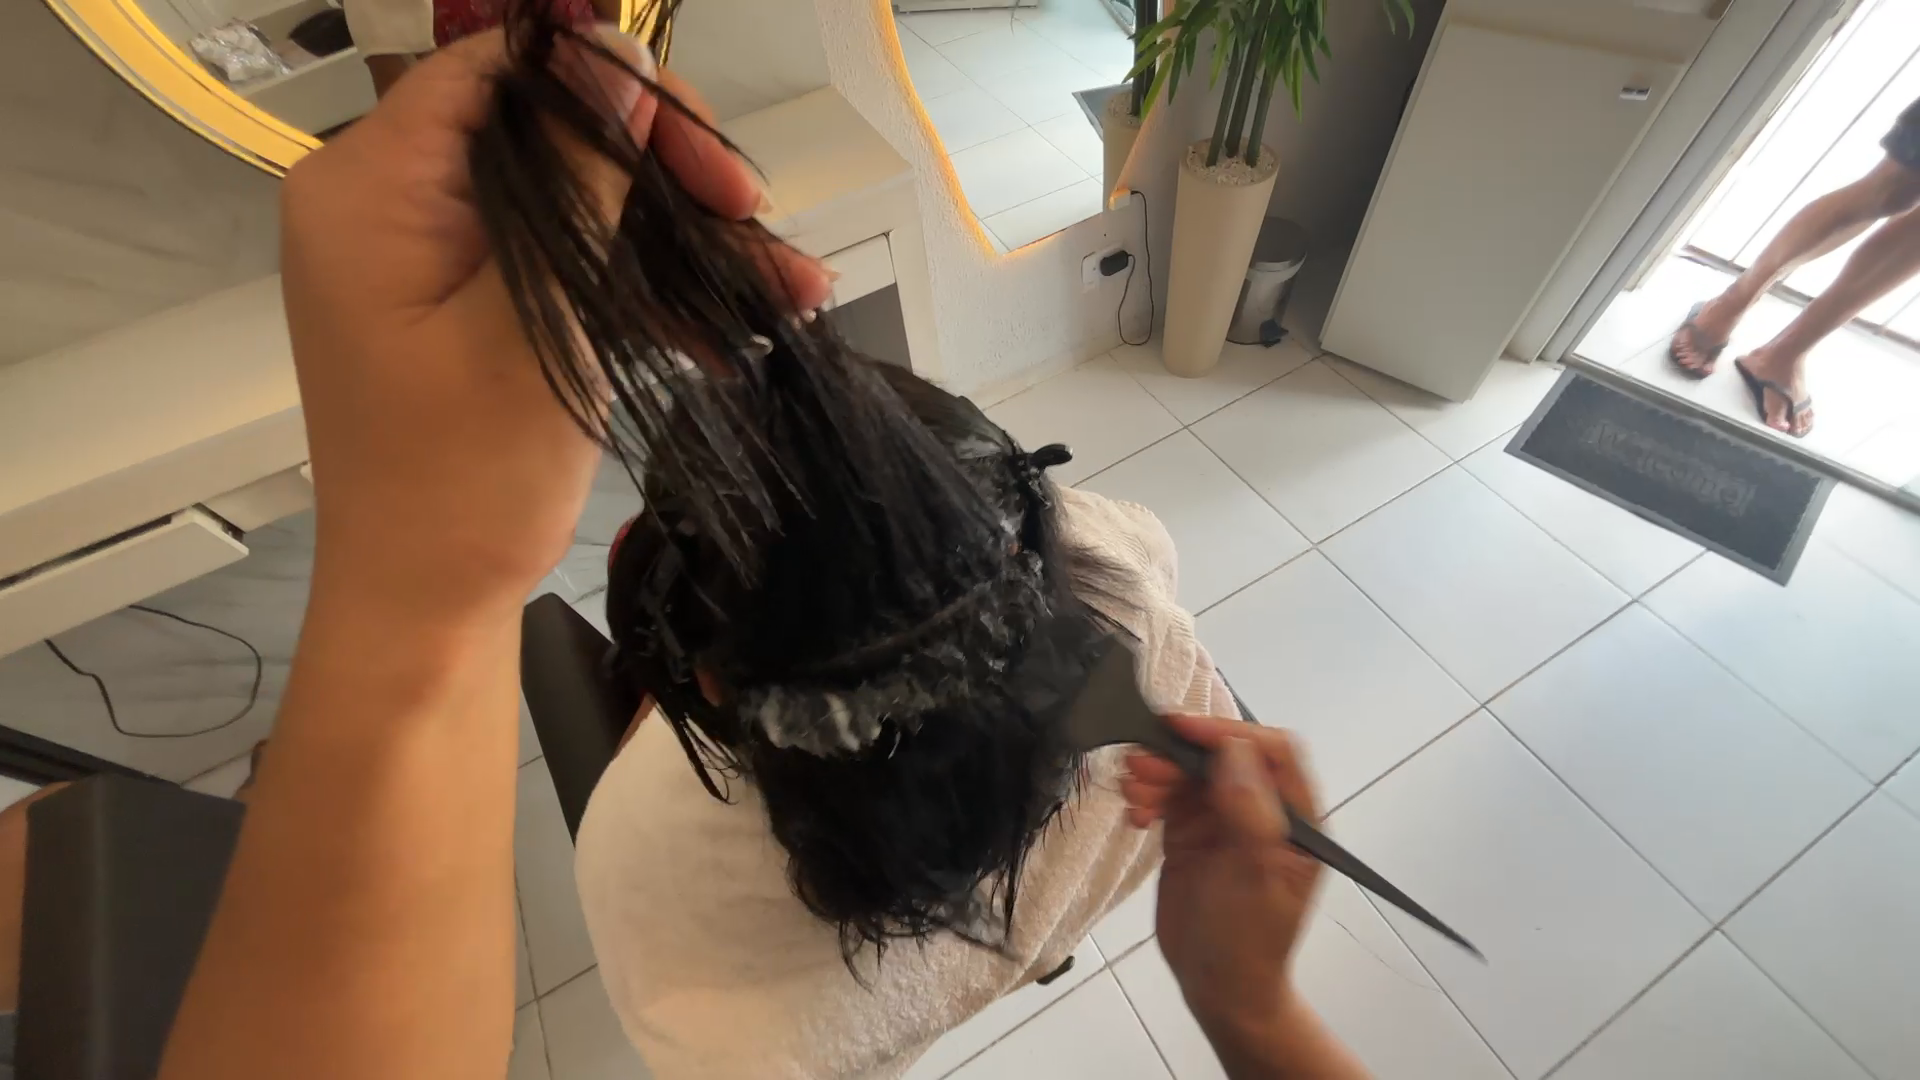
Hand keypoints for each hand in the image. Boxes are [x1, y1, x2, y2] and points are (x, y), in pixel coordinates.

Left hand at [279, 28, 830, 624]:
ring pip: (595, 215)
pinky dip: (662, 297)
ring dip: (691, 249)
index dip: (608, 90)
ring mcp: (466, 264)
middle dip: (671, 178)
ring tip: (790, 286)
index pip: (498, 77)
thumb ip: (577, 192)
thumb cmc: (468, 478)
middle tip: (757, 219)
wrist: (439, 591)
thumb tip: (618, 70)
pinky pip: (591, 276)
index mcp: (379, 189)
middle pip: (563, 143)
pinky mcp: (508, 313)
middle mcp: (418, 208)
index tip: (706, 153)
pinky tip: (739, 327)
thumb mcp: (535, 327)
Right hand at [1121, 716, 1323, 1041]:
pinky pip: (1165, 794)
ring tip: (1132, 794)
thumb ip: (1249, 811)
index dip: (1228, 731)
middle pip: (1218, 754)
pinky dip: (1146, 795)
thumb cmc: (1248, 939)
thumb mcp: (1256, 877)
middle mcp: (1258, 807)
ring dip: (1155, 773)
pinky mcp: (1189, 829)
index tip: (1184, 730)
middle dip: (1178, 753)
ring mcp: (1221, 817)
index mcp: (1293, 816)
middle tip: (1140, 765)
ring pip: (1186, 770)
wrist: (1217, 987)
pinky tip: (1136, 816)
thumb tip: (1230, 750)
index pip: (1270, 750)